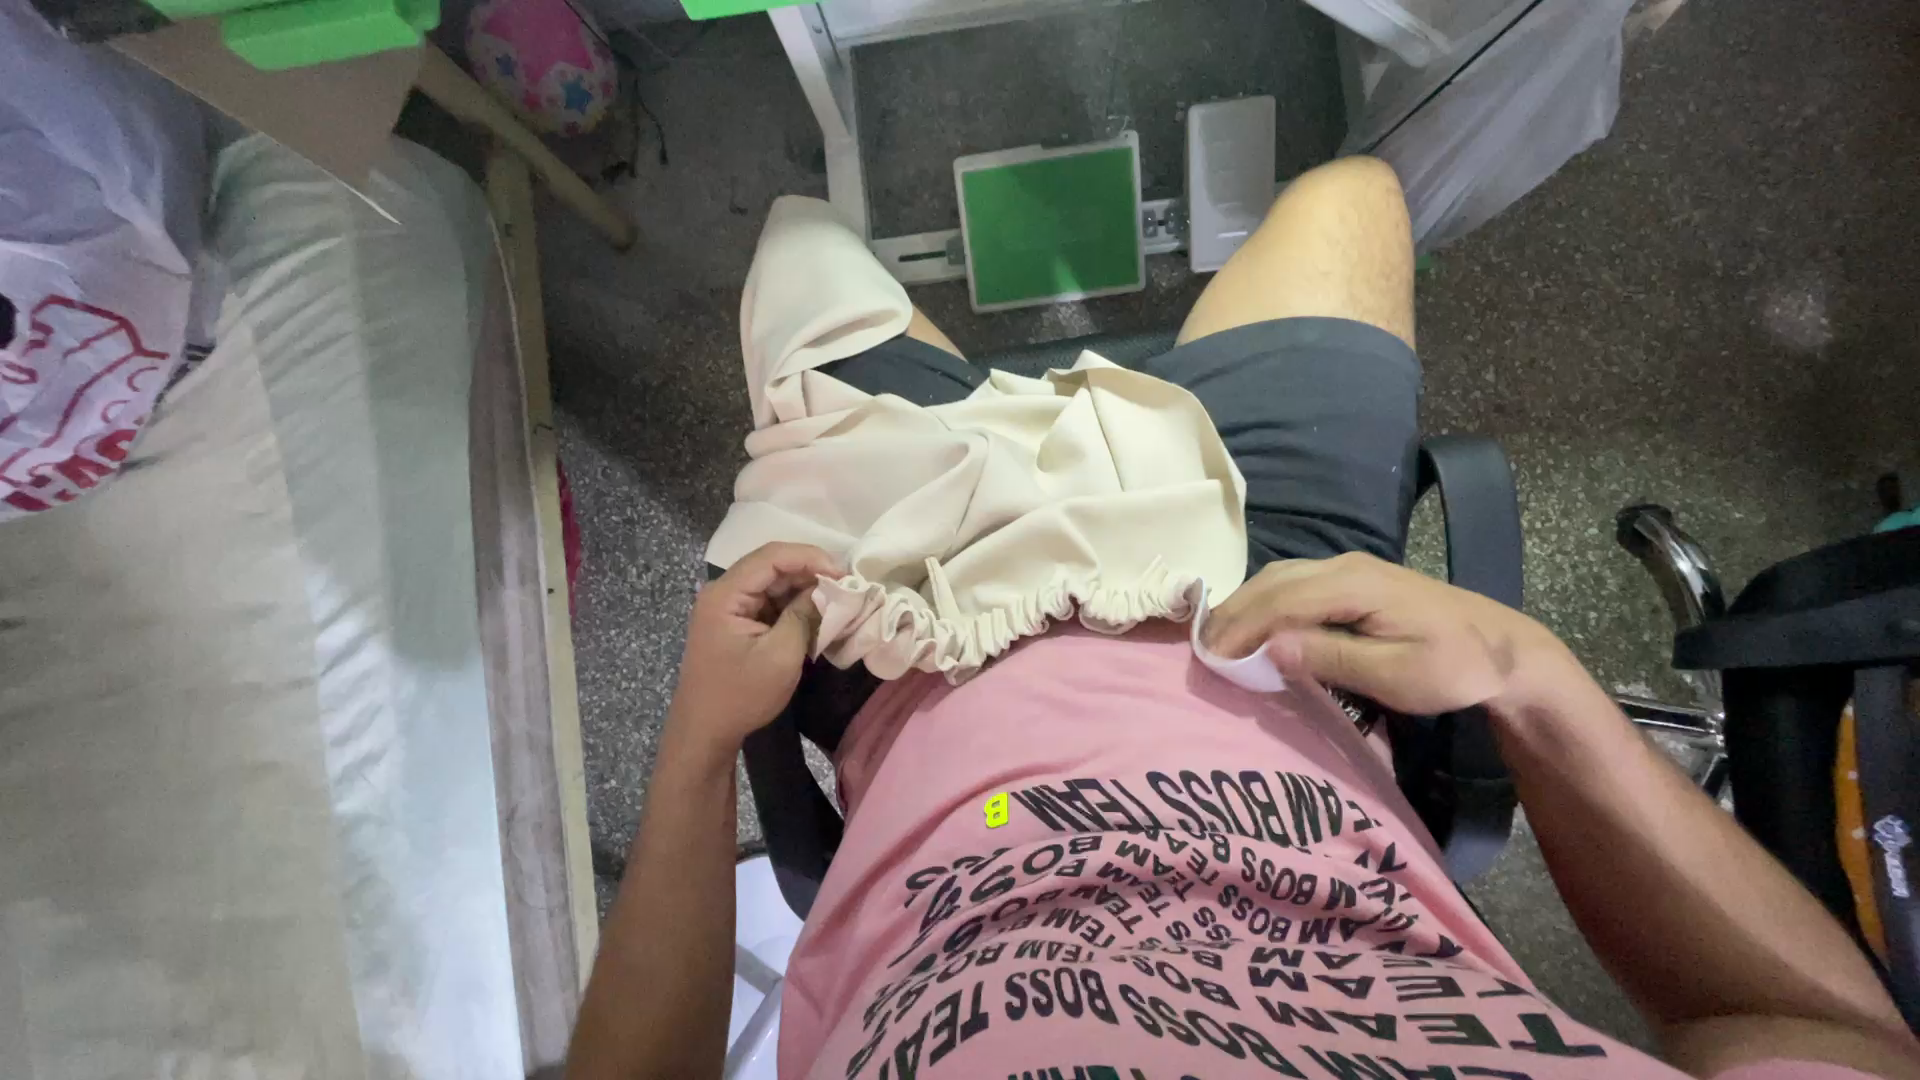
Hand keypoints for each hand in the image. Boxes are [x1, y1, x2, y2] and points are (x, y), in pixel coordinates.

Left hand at [668, 542, 839, 752]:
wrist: (704, 733)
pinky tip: (818, 615)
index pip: (772, 557)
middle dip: (811, 572)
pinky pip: (770, 602)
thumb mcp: (781, 655)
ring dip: (805, 589)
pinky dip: (795, 606)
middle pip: (772, 566)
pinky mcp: (737, 623)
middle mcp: (723, 592)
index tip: (844, 575)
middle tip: (847, 587)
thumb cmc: (741, 696)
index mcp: (725, 594)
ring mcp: (729, 608)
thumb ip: (805, 615)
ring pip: (774, 584)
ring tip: (838, 600)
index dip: (810, 557)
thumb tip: (828, 590)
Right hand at [1200, 552, 1576, 716]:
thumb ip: (1333, 657)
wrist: (1505, 649)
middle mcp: (1342, 565)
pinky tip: (1252, 624)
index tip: (1213, 658)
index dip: (1242, 628)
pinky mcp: (1347, 577)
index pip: (1281, 601)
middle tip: (1204, 652)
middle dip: (1232, 615)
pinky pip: (1289, 582)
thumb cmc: (1455, 669)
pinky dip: (1261, 602)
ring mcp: (1345, 566)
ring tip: (1220, 640)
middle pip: (1270, 582)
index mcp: (1355, 584)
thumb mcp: (1399, 675)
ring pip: (1276, 577)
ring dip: (1243, 606)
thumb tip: (1270, 647)